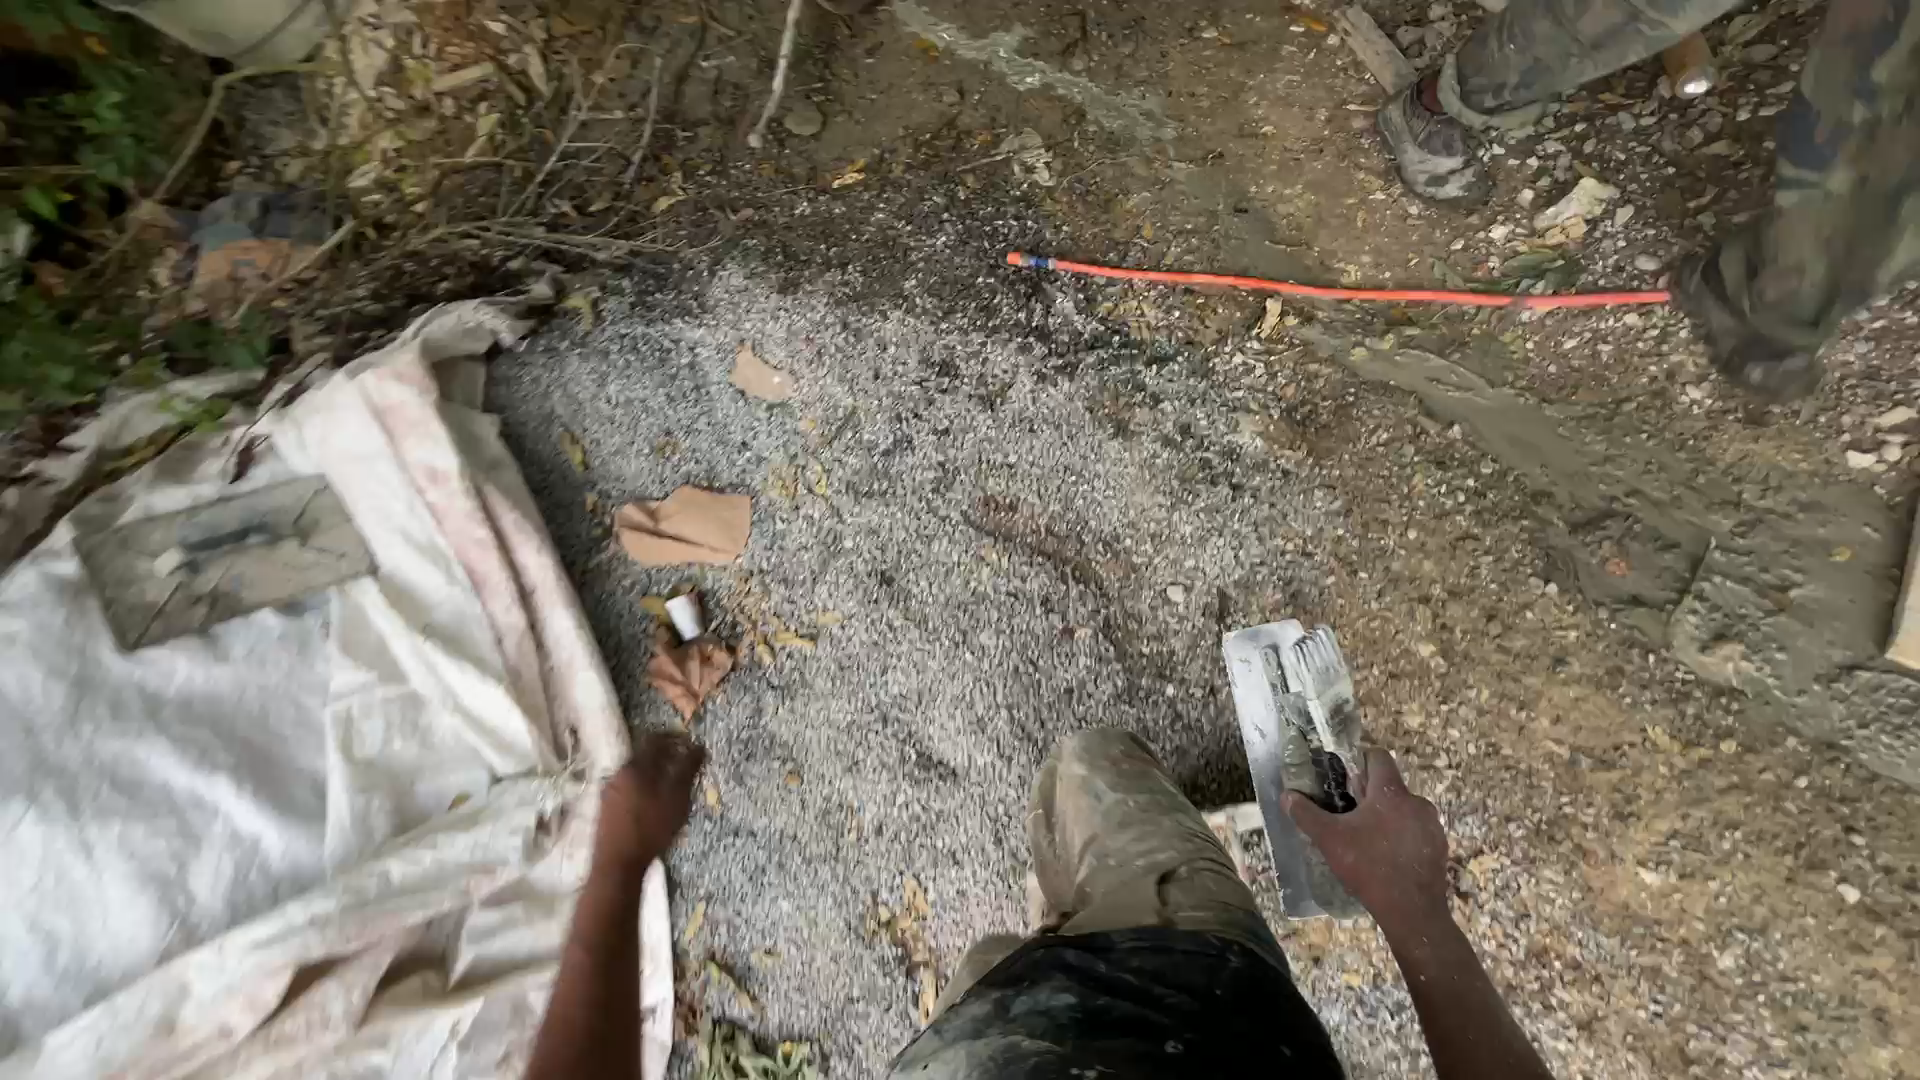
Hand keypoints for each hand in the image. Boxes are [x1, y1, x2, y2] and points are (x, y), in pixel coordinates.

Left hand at [594, 731, 706, 867]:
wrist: (616, 866)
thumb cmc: (651, 829)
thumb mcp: (678, 798)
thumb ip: (688, 769)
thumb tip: (699, 747)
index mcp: (635, 766)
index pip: (656, 739)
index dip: (675, 738)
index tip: (690, 744)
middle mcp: (618, 774)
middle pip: (644, 756)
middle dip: (666, 758)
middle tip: (684, 768)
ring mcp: (608, 792)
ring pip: (636, 774)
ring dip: (654, 775)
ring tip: (671, 789)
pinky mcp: (604, 809)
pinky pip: (627, 788)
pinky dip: (643, 789)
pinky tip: (652, 806)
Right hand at [1284, 748, 1448, 931]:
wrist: (1413, 913)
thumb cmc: (1368, 866)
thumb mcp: (1328, 838)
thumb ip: (1305, 813)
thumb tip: (1287, 796)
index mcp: (1391, 793)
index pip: (1378, 756)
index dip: (1359, 761)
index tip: (1344, 778)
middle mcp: (1417, 803)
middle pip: (1389, 785)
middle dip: (1368, 794)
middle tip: (1348, 813)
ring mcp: (1432, 826)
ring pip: (1403, 808)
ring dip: (1386, 815)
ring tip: (1366, 837)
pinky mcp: (1439, 848)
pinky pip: (1416, 830)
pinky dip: (1401, 835)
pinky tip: (1386, 856)